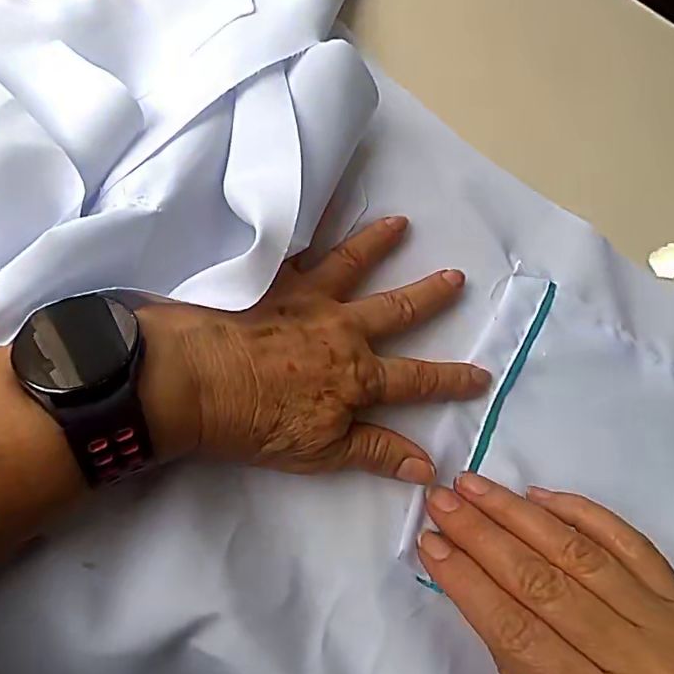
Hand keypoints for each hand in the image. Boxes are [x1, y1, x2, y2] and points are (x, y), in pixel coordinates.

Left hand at [136, 215, 490, 481]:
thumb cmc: (250, 424)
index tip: (481, 373)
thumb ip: (372, 452)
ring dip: (376, 243)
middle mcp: (339, 330)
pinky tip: (310, 206)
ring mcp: (302, 300)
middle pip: (393, 311)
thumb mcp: (316, 451)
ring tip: (398, 223)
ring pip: (349, 265)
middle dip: (427, 296)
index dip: (450, 379)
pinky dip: (305, 226)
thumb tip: (427, 466)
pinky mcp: (265, 282)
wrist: (193, 383)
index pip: (415, 380)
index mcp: (354, 376)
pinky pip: (291, 248)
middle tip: (453, 277)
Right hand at [417, 475, 673, 673]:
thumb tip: (474, 590)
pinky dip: (587, 515)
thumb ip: (517, 670)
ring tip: (473, 486)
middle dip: (482, 535)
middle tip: (440, 501)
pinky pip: (638, 549)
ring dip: (520, 514)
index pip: (516, 631)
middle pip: (546, 585)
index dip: (466, 580)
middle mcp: (650, 671)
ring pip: (584, 557)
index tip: (428, 542)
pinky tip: (542, 496)